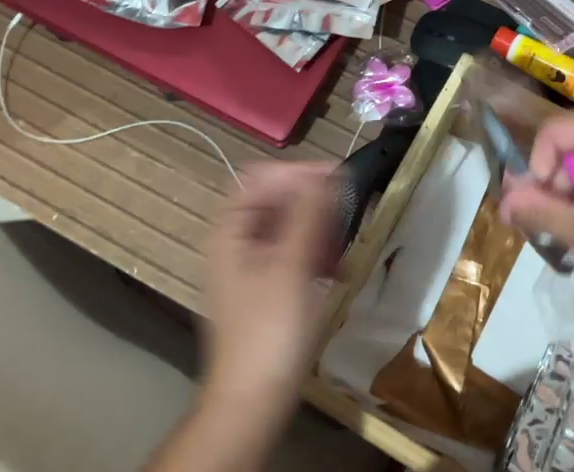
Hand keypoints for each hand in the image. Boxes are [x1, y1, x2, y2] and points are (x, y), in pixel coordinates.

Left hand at [200, 161, 337, 420]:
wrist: (251, 403)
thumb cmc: (269, 331)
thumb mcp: (293, 265)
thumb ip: (309, 213)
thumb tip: (327, 170)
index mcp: (230, 230)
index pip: (261, 177)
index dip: (297, 172)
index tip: (337, 180)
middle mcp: (233, 242)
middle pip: (275, 201)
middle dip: (312, 205)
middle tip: (344, 217)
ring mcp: (247, 267)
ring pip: (286, 228)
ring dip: (317, 231)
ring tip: (341, 249)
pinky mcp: (263, 290)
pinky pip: (290, 254)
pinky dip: (313, 255)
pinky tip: (335, 271)